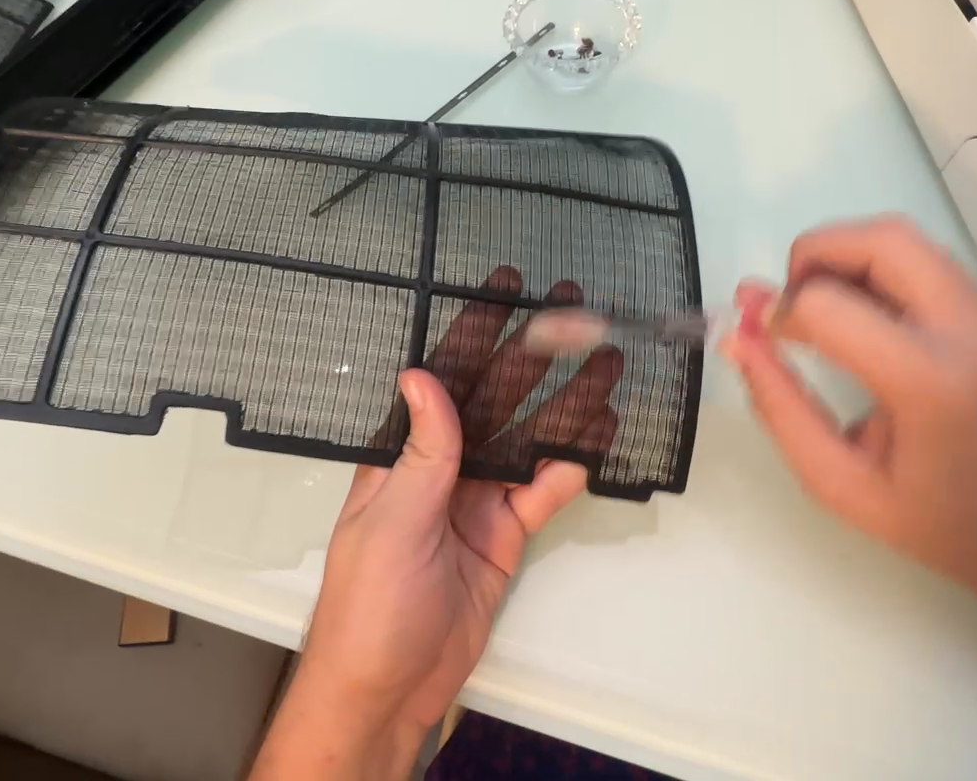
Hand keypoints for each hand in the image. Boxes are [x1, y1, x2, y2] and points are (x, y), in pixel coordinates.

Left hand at [253, 270, 621, 779]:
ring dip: (566, 402)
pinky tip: (602, 435)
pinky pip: (544, 488)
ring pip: (528, 437)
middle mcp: (443, 464)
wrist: (390, 686)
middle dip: (533, 355)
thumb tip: (420, 376)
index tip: (500, 289)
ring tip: (606, 363)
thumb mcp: (393, 519)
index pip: (445, 378)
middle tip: (571, 312)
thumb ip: (421, 451)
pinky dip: (572, 464)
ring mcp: (478, 496)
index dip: (473, 332)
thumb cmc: (370, 601)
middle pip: (496, 399)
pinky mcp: (506, 532)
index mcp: (406, 451)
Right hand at [723, 216, 976, 605]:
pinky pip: (923, 263)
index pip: (827, 304)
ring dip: (842, 257)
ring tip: (819, 311)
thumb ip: (780, 406)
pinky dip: (872, 270)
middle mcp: (970, 331)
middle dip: (811, 255)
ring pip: (903, 239)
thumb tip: (738, 337)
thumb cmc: (946, 525)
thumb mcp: (839, 484)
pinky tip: (859, 321)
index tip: (760, 340)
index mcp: (931, 382)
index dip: (775, 313)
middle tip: (788, 304)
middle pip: (879, 239)